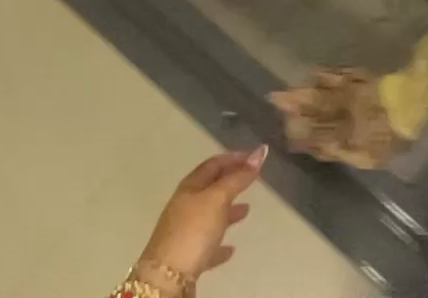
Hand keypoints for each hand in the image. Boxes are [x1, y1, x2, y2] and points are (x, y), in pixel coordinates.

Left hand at [137, 146, 266, 287]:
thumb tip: (260, 152)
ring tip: (247, 211)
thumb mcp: (218, 198)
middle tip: (252, 179)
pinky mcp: (187, 256)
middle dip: (231, 182)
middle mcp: (185, 206)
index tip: (255, 157)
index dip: (234, 158)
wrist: (166, 276)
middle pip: (211, 188)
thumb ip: (238, 177)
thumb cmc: (194, 229)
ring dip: (228, 211)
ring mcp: (184, 231)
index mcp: (190, 187)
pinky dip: (220, 242)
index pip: (214, 164)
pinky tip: (231, 249)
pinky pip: (207, 244)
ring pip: (210, 215)